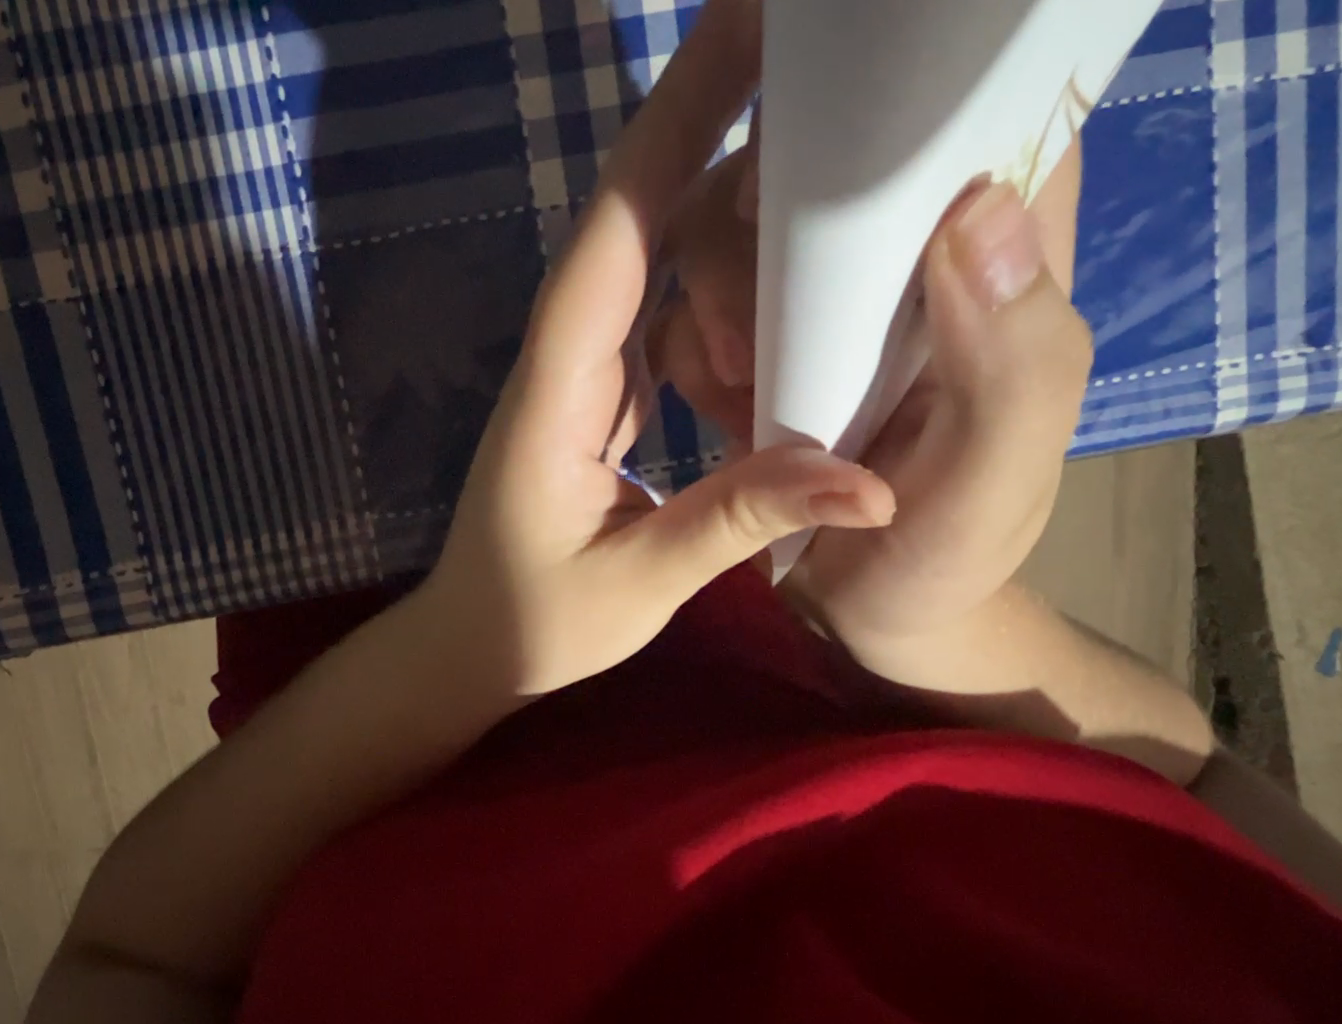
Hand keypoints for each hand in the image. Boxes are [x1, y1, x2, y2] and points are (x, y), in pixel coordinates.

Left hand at [403, 0, 891, 702]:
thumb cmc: (536, 624)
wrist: (475, 645)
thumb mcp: (638, 584)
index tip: (741, 36)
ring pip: (640, 255)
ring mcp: (578, 373)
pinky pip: (653, 307)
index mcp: (555, 396)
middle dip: (696, 122)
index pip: (613, 241)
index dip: (669, 134)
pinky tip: (767, 239)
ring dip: (706, 179)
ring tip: (799, 113)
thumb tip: (867, 484)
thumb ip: (737, 522)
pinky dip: (706, 260)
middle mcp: (562, 362)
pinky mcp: (597, 395)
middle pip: (626, 220)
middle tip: (793, 36)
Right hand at [654, 125, 1093, 685]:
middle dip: (764, 232)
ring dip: (715, 298)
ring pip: (740, 229)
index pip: (972, 131)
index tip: (827, 180)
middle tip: (753, 331)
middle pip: (818, 170)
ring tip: (736, 386)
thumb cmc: (943, 555)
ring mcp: (819, 307)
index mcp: (996, 275)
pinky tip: (722, 406)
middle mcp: (902, 270)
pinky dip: (689, 344)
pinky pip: (696, 302)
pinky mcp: (757, 345)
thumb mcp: (994, 481)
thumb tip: (973, 207)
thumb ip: (1010, 364)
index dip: (901, 119)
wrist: (863, 612)